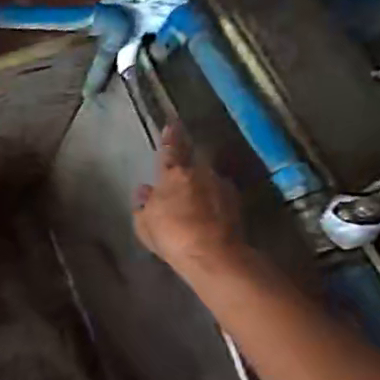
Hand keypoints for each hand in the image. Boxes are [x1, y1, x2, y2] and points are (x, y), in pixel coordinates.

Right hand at [133, 123, 248, 274]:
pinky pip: (217, 197)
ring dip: (199, 187)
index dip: (169, 137)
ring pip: (206, 180)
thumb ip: (144, 205)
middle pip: (192, 164)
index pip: (170, 149)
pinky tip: (204, 215)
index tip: (171, 124)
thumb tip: (145, 191)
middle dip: (185, 168)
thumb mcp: (144, 224)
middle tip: (177, 176)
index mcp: (173, 174)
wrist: (212, 255)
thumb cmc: (171, 236)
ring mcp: (221, 187)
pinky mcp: (236, 204)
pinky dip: (210, 202)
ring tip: (190, 201)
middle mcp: (200, 173)